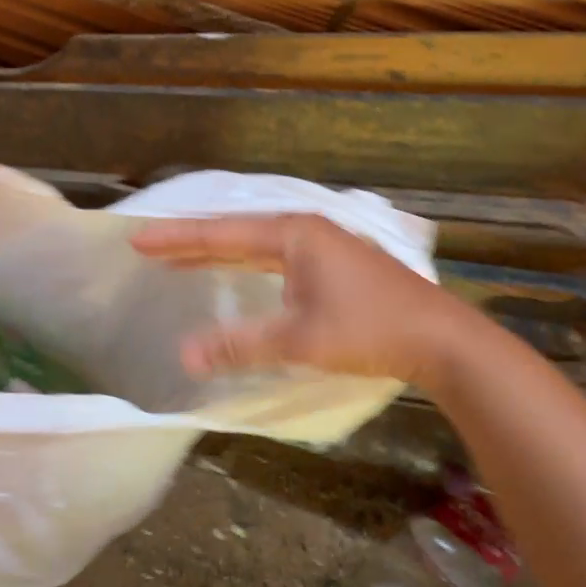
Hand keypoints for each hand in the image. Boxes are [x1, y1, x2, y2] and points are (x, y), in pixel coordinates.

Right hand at [132, 213, 471, 388]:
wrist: (447, 342)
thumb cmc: (371, 330)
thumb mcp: (300, 340)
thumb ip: (240, 344)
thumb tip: (184, 357)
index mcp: (292, 233)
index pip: (220, 233)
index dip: (176, 239)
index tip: (137, 241)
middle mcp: (303, 229)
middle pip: (234, 232)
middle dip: (190, 242)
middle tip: (148, 247)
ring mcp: (322, 244)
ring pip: (254, 243)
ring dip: (216, 252)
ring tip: (178, 259)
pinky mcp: (334, 264)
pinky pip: (272, 255)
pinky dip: (243, 262)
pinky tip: (233, 272)